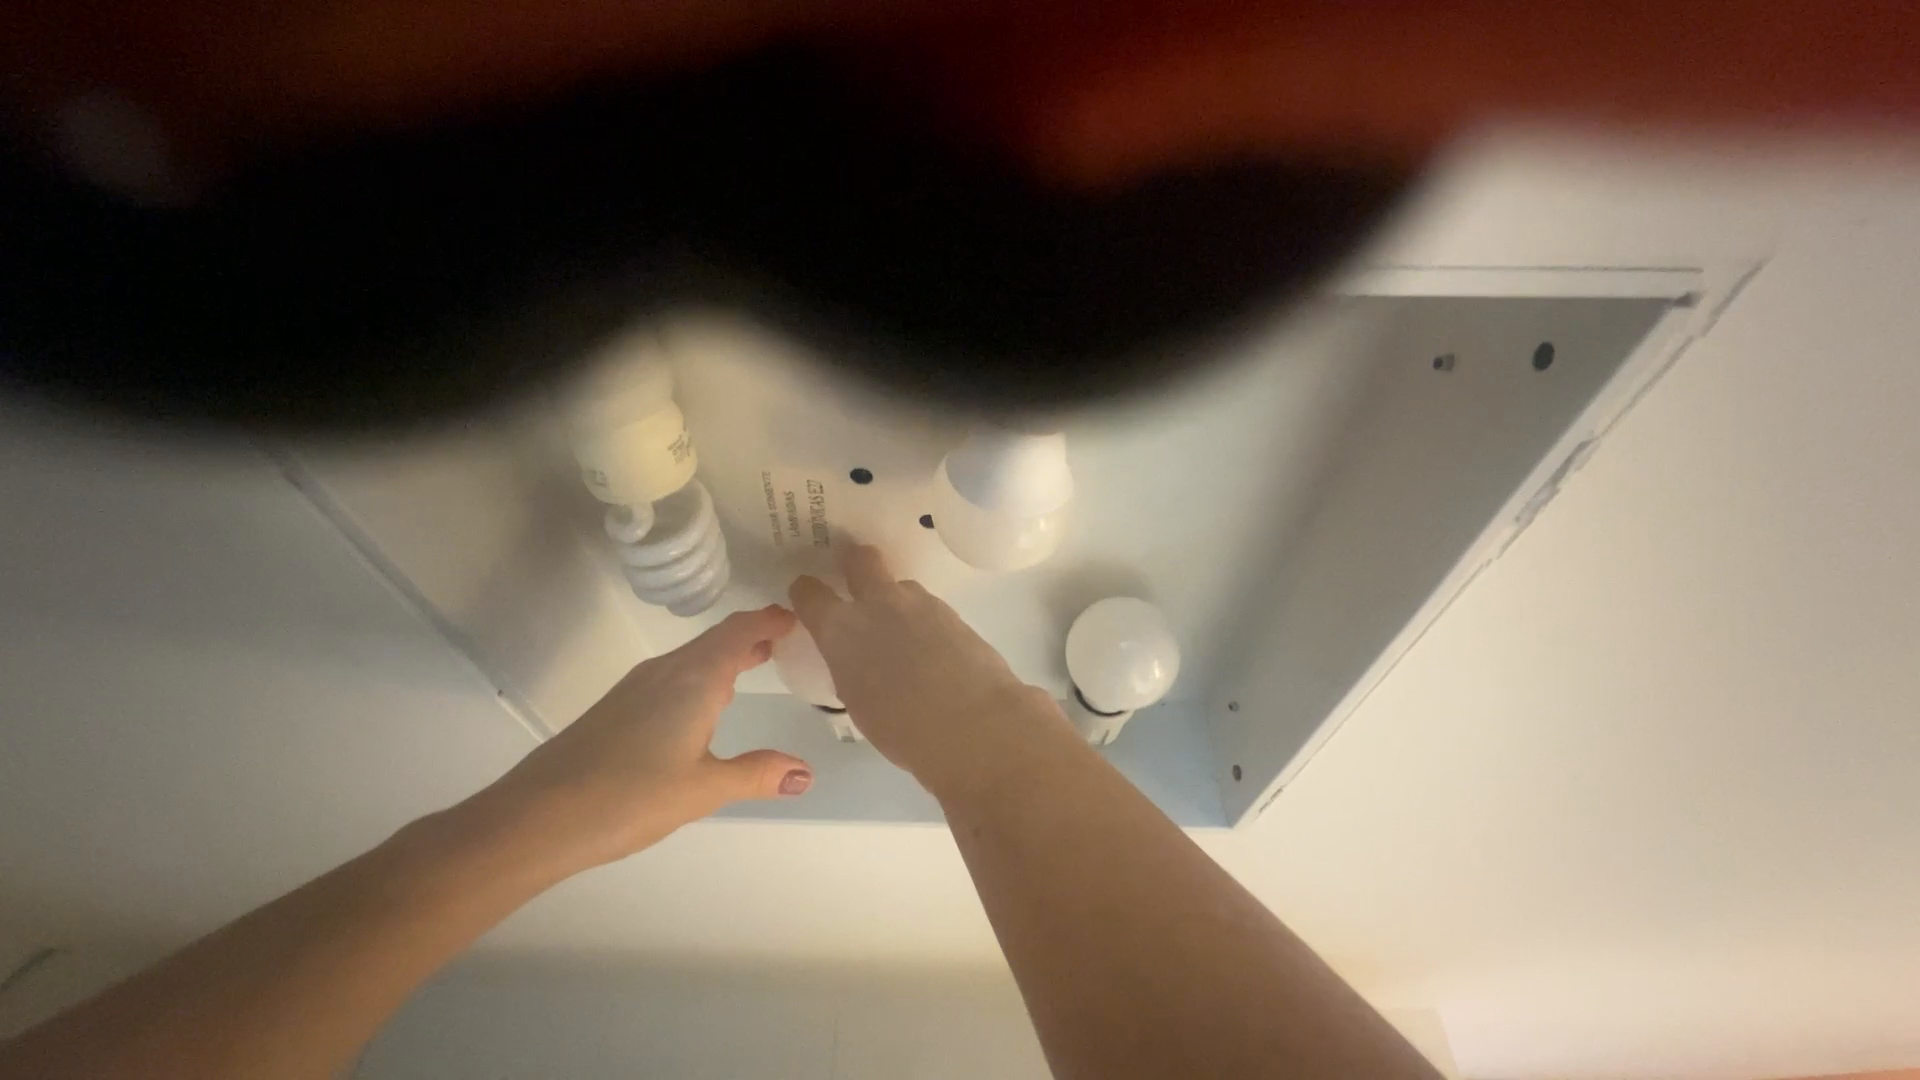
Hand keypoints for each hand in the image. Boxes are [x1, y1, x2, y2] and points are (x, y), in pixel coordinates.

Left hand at [471, 605, 812, 869]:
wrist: (537, 816)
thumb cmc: (629, 797)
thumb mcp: (704, 789)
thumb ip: (757, 775)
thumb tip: (806, 773)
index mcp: (695, 680)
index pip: (739, 631)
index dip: (769, 620)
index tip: (797, 617)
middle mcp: (666, 671)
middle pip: (717, 639)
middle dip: (752, 635)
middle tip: (786, 639)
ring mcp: (637, 687)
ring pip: (693, 656)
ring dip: (726, 655)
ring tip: (755, 663)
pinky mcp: (618, 706)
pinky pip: (673, 674)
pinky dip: (702, 674)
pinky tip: (704, 704)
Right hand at [789, 545, 1068, 796]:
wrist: (973, 723)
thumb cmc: (903, 729)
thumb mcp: (858, 702)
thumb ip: (852, 670)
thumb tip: (860, 663)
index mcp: (842, 629)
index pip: (810, 593)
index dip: (807, 592)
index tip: (808, 598)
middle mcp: (878, 604)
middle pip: (861, 560)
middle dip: (855, 564)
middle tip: (857, 585)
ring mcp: (920, 603)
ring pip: (900, 588)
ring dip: (896, 603)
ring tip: (904, 638)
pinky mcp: (954, 613)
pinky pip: (928, 609)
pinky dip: (924, 623)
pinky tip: (933, 652)